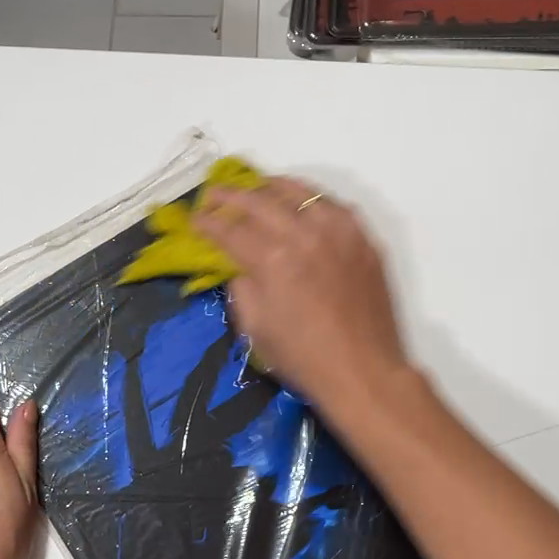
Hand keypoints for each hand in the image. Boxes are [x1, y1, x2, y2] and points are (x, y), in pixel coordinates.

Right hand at [194, 177, 414, 408]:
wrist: (362, 371)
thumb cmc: (302, 358)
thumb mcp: (255, 329)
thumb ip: (242, 289)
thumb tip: (240, 267)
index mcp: (274, 261)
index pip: (231, 231)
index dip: (209, 224)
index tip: (195, 219)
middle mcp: (306, 235)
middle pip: (261, 202)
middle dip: (231, 196)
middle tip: (214, 193)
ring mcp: (340, 232)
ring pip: (300, 192)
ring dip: (271, 187)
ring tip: (255, 187)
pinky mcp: (364, 238)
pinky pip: (332, 204)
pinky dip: (309, 198)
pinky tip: (300, 204)